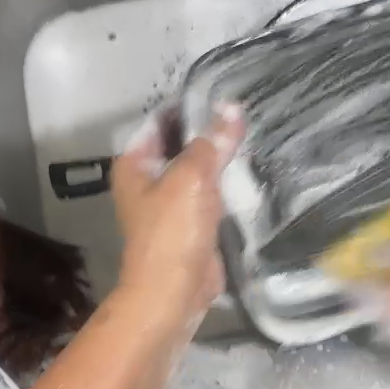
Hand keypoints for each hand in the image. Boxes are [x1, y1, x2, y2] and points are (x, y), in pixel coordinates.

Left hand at [109, 102, 242, 340]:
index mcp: (135, 164)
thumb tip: (233, 108)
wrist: (174, 292)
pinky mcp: (192, 227)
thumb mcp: (193, 177)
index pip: (162, 121)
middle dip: (211, 135)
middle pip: (182, 146)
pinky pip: (212, 198)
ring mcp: (171, 205)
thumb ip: (212, 142)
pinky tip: (252, 176)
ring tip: (254, 140)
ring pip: (200, 173)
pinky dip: (228, 189)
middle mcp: (148, 181)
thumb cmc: (172, 231)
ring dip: (222, 163)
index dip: (191, 107)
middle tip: (248, 117)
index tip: (225, 96)